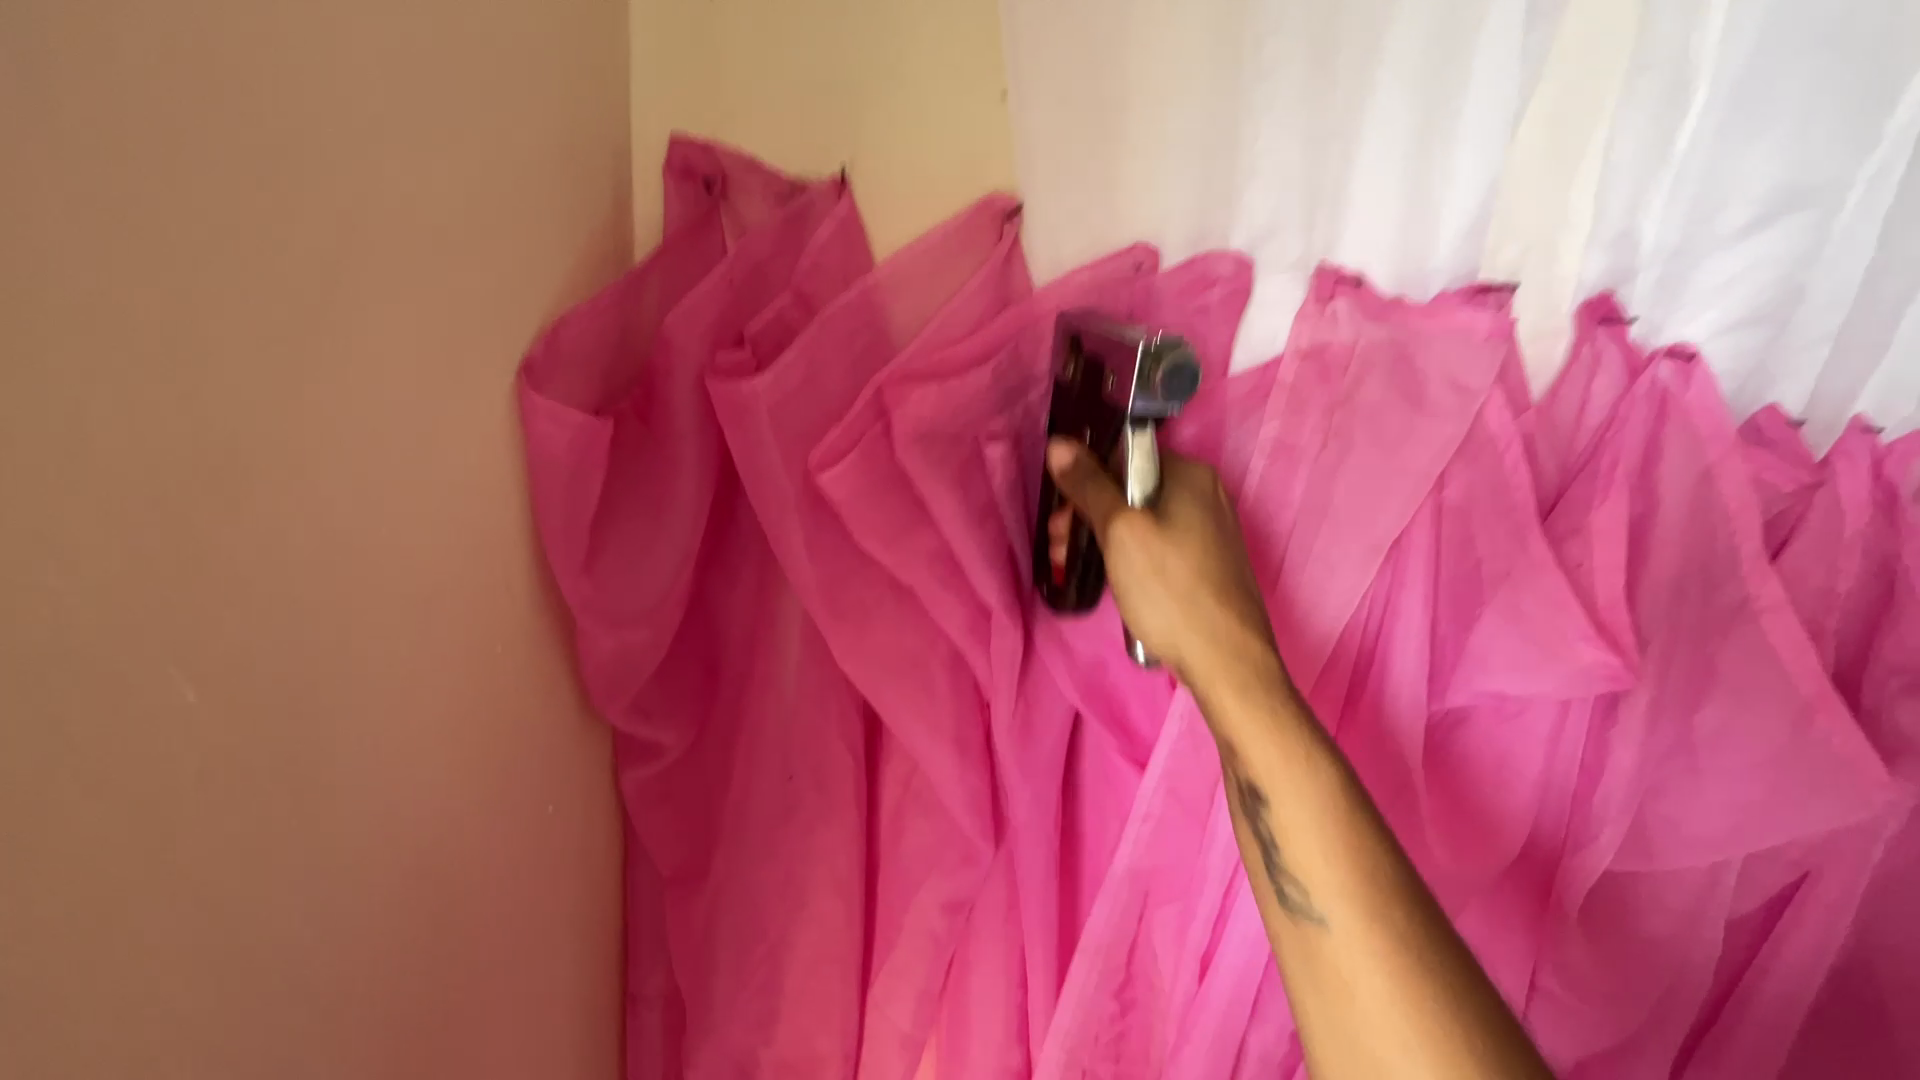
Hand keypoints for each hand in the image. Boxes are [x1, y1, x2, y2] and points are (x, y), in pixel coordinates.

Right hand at [1044, 437, 1286, 697]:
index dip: (1084, 484)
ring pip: (1141, 520)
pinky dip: (1131, 556)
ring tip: (1076, 571)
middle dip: (1088, 517)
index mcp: (1189, 473)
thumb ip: (1088, 485)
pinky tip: (1115, 582)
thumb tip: (1059, 442)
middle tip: (1061, 552)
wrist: (1226, 660)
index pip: (1122, 457)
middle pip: (1130, 490)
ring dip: (1103, 540)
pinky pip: (1159, 544)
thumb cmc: (1169, 590)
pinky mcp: (1208, 562)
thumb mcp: (1120, 532)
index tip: (1062, 521)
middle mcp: (1205, 492)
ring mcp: (1210, 529)